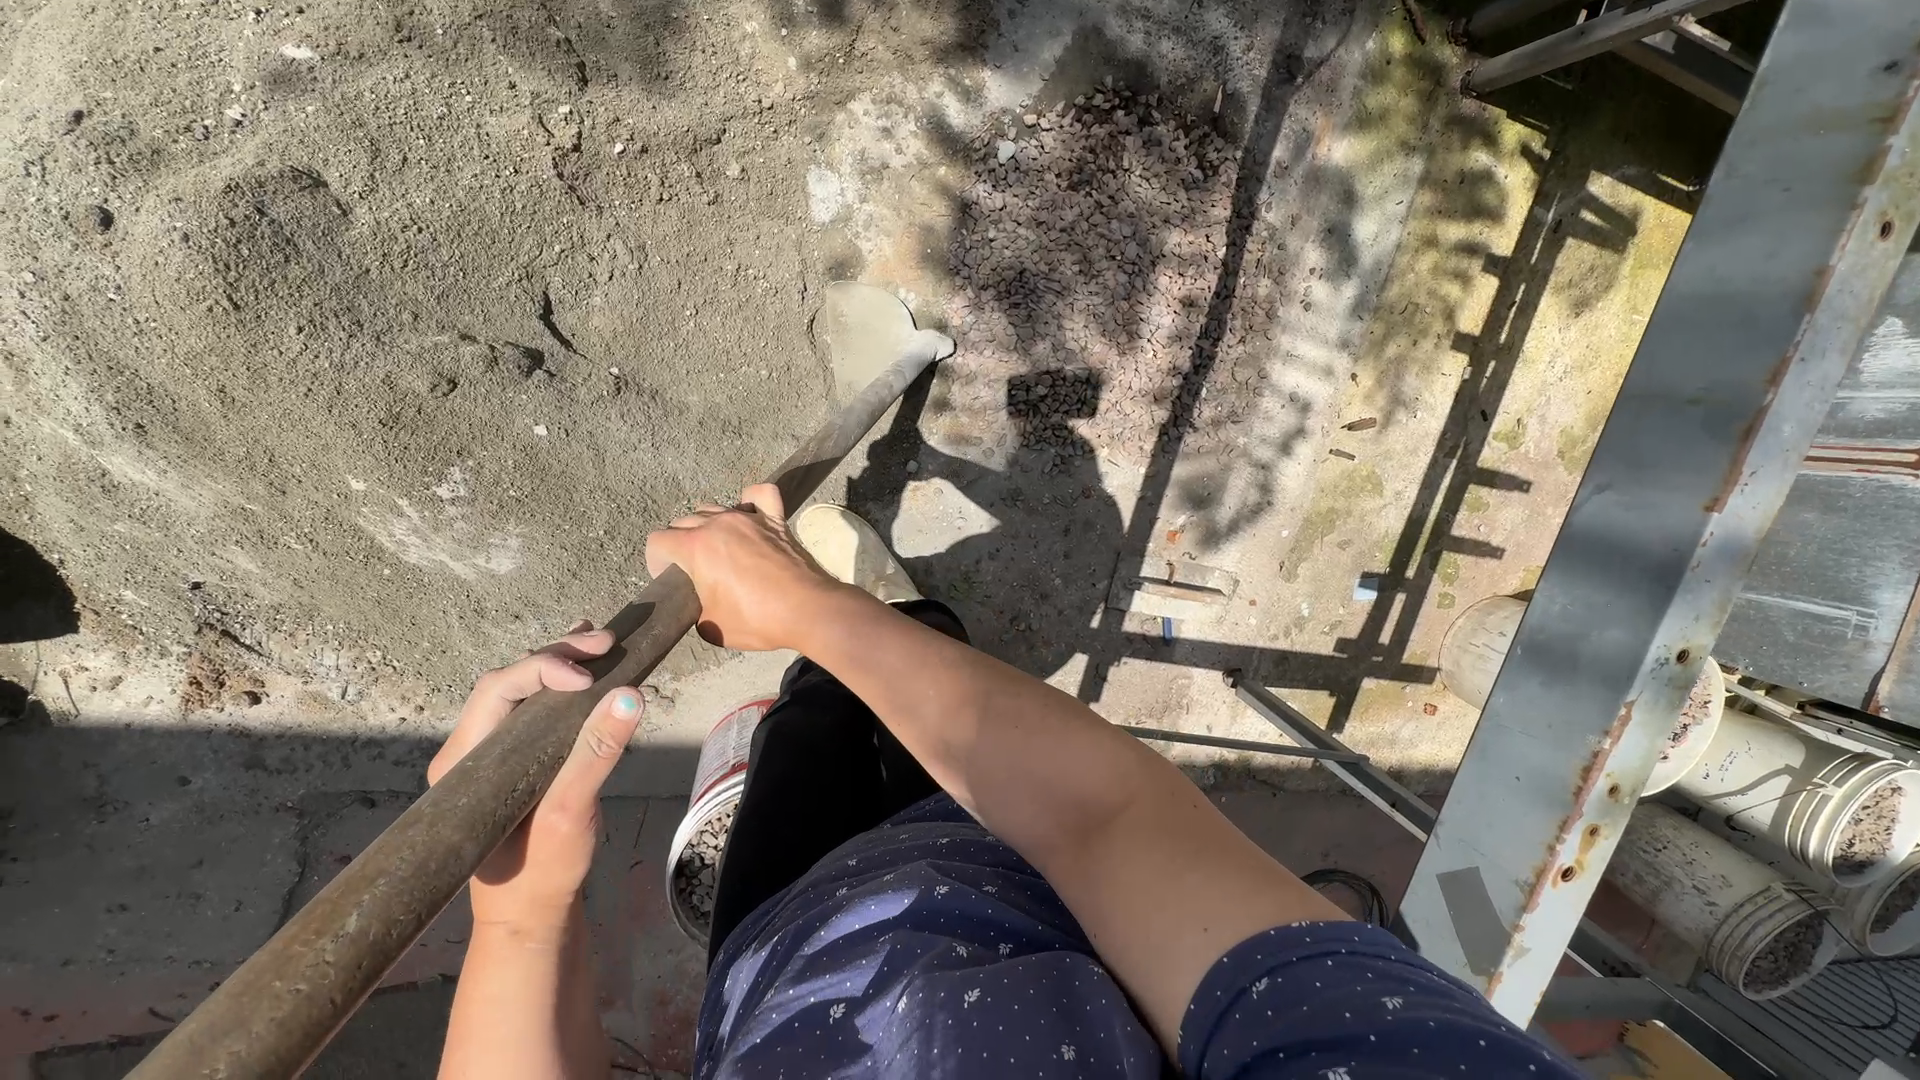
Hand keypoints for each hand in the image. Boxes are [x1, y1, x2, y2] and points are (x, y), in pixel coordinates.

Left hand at [428, 621, 643, 930]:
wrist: (529, 913)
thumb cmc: (542, 871)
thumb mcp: (572, 815)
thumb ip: (596, 755)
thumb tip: (632, 694)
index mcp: (466, 759)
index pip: (498, 689)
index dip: (544, 669)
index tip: (590, 679)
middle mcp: (472, 747)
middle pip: (510, 679)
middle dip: (558, 654)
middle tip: (607, 643)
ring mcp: (495, 751)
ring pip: (523, 686)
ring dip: (563, 659)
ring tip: (601, 640)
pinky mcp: (519, 756)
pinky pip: (536, 703)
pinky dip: (563, 677)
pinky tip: (586, 659)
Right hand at [645, 482, 848, 650]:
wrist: (806, 610)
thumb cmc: (757, 620)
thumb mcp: (711, 626)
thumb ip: (696, 605)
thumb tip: (703, 601)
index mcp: (696, 547)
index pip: (658, 540)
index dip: (656, 561)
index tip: (668, 578)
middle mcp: (719, 524)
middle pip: (684, 521)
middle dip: (681, 544)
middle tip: (693, 569)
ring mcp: (749, 519)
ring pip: (715, 508)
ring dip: (709, 525)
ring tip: (717, 548)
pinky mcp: (776, 520)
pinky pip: (761, 495)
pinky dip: (751, 500)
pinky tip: (748, 512)